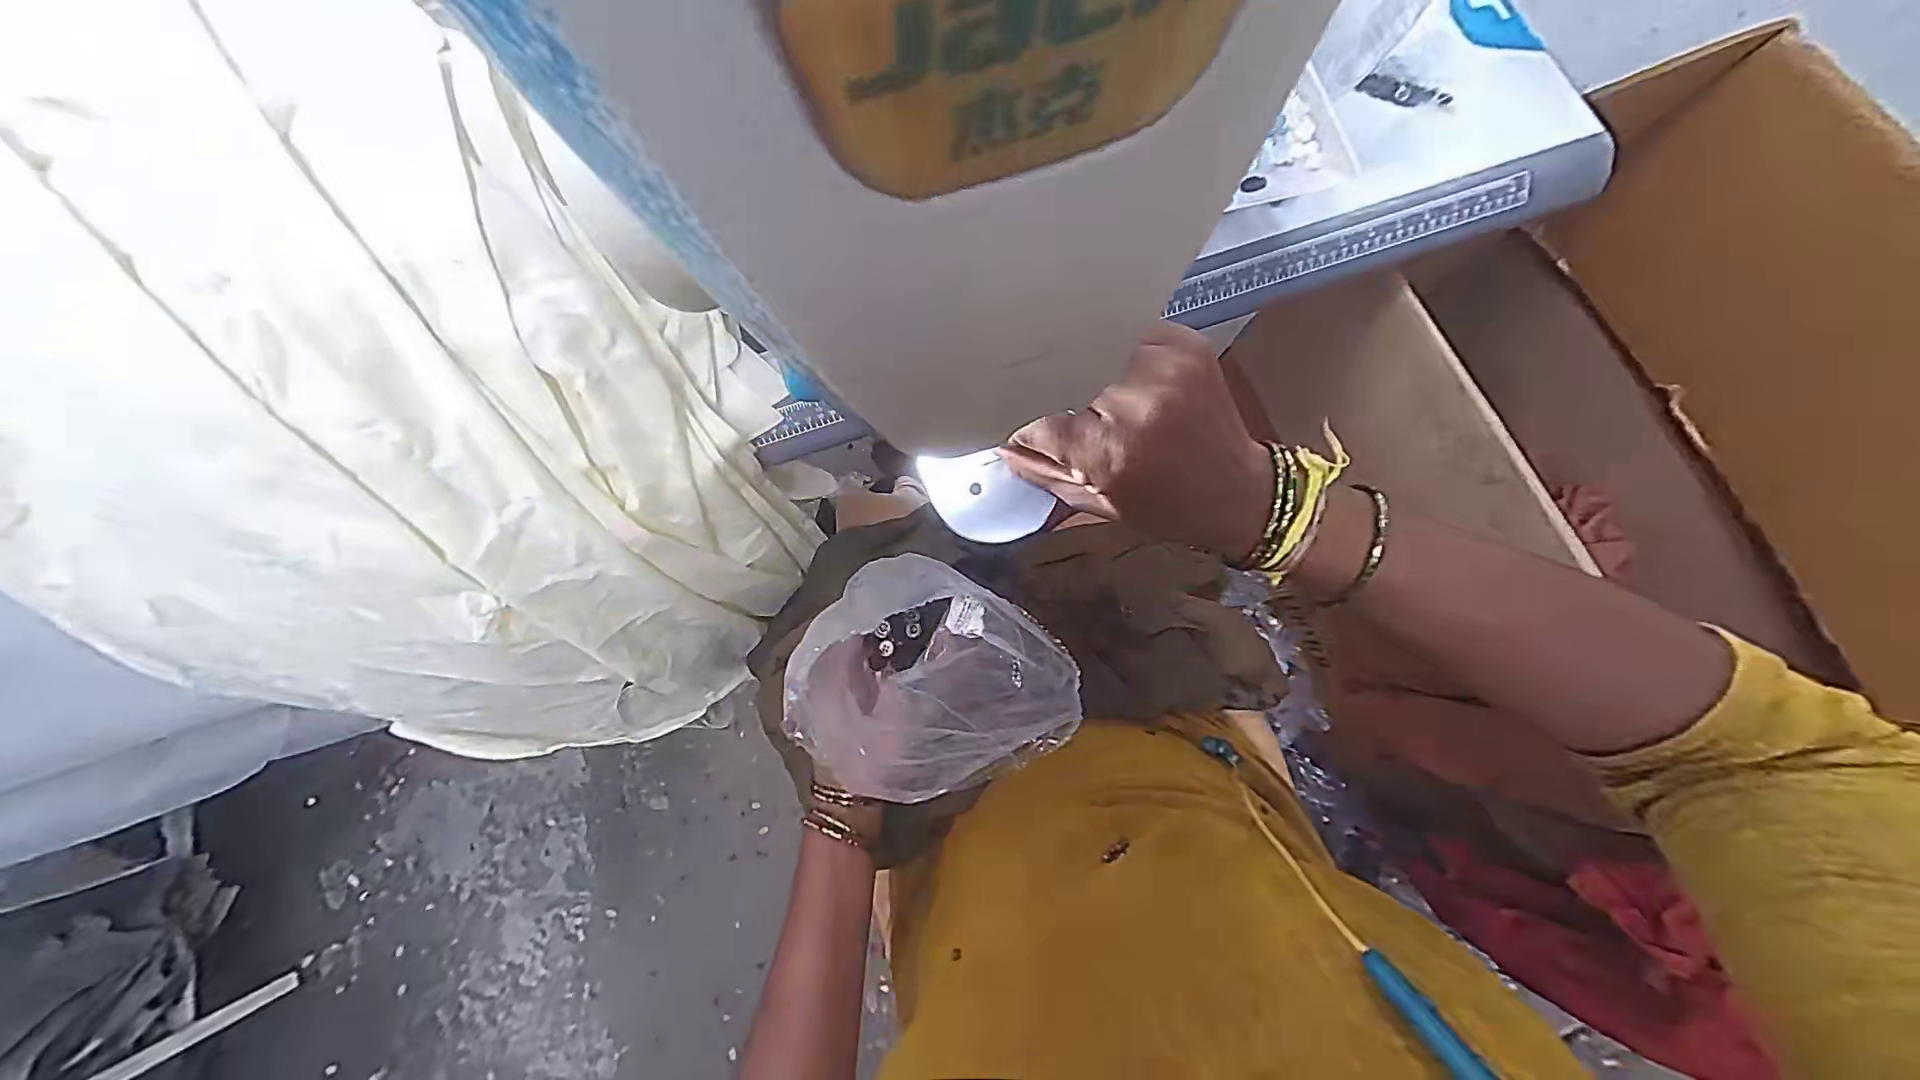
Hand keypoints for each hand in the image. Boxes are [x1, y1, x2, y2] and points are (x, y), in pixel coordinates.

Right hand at [998, 322, 1273, 560]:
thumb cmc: (1166, 509)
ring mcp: (1165, 368)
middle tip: (1043, 401)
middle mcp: (1137, 403)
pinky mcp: (1184, 347)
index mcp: (1112, 452)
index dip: (1025, 429)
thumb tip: (1005, 446)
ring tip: (1080, 385)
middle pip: (1064, 376)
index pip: (1040, 422)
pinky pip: (1128, 334)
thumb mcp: (1097, 503)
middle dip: (1048, 391)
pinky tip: (1111, 368)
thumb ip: (1044, 471)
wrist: (1238, 492)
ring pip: (1093, 348)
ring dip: (1081, 366)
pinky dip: (1112, 350)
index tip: (1021, 433)